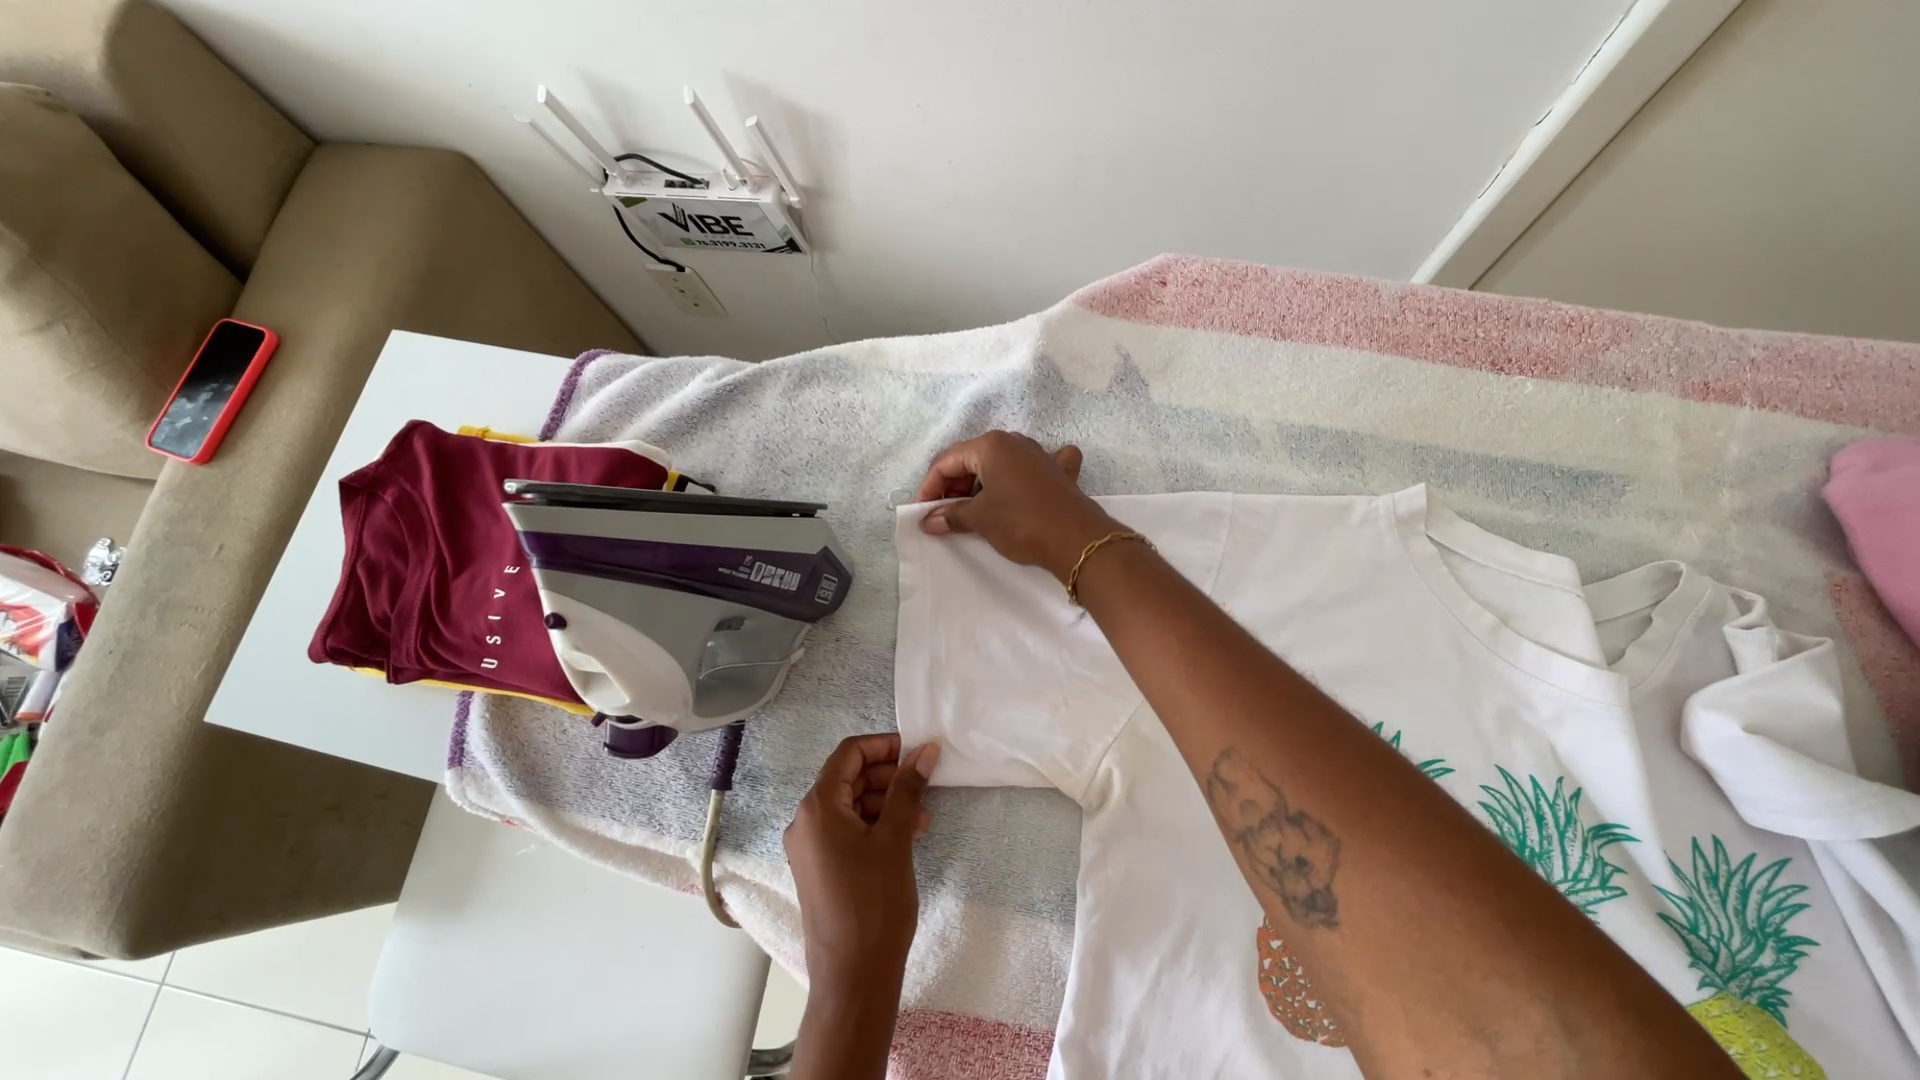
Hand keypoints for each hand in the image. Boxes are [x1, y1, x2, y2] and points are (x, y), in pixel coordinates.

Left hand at [785, 733, 938, 993]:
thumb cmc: (874, 901)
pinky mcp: (819, 867)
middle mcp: (804, 821)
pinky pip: (847, 830)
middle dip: (889, 776)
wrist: (853, 974)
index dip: (883, 745)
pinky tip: (905, 837)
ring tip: (922, 819)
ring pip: (850, 806)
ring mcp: (809, 847)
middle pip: (848, 778)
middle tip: (925, 785)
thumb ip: (908, 790)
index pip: (848, 754)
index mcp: (816, 807)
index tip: (917, 751)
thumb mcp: (895, 839)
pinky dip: (875, 825)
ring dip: (886, 803)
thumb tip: (925, 751)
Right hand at [914, 431, 1118, 581]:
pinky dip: (1023, 477)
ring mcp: (1040, 455)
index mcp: (991, 445)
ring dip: (982, 485)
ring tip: (973, 511)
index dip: (930, 487)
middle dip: (955, 486)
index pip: (947, 461)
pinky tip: (1024, 487)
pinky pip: (1034, 468)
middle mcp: (1015, 442)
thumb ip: (951, 515)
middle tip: (945, 515)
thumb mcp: (980, 518)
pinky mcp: (1059, 473)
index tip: (924, 512)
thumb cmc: (1021, 522)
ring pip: (1001, 464)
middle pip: (972, 460)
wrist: (1076, 540)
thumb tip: (929, 520)